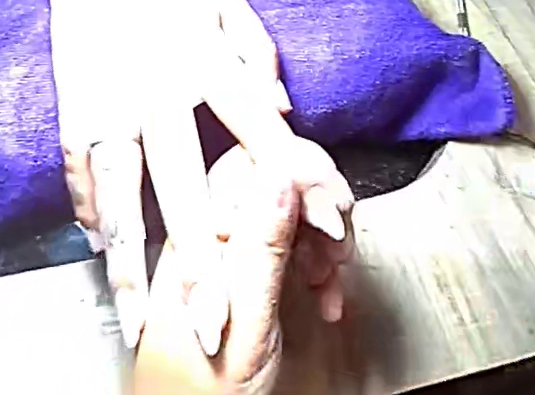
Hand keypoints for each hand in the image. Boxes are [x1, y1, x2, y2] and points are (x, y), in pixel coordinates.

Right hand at [46, 0, 350, 354]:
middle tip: (216, 326)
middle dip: (201, 258)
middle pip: (182, 182)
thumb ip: (256, 52)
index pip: (257, 131)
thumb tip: (279, 108)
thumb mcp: (222, 1)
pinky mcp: (72, 107)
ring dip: (128, 258)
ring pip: (119, 191)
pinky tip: (99, 249)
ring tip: (138, 317)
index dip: (297, 181)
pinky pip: (78, 168)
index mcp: (202, 61)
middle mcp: (155, 90)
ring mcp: (108, 102)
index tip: (327, 228)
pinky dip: (87, 211)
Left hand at [134, 145, 349, 394]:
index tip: (331, 212)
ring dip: (323, 237)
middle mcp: (210, 220)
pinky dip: (320, 264)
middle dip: (318, 206)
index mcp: (197, 219)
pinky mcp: (251, 266)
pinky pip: (293, 241)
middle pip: (274, 178)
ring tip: (328, 275)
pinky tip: (326, 295)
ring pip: (289, 207)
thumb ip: (260, 242)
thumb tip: (280, 170)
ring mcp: (232, 241)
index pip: (249, 161)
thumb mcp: (244, 316)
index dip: (298, 176)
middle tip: (336, 247)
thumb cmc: (202, 384)